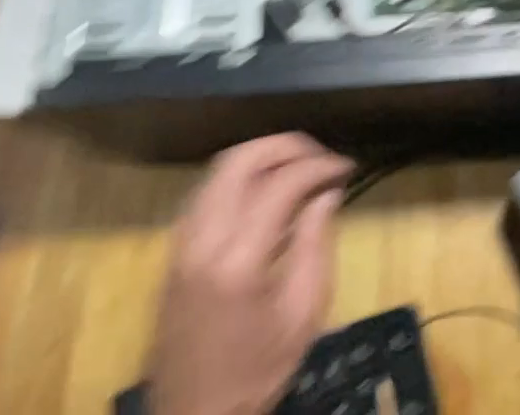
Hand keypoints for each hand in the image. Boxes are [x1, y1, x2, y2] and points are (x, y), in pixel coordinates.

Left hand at [147, 134, 354, 414]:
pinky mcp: (174, 249)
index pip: (280, 185)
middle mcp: (202, 240)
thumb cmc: (256, 372)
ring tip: (298, 168)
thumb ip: (315, 246)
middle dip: (286, 147)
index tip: (345, 167)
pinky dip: (237, 178)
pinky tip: (263, 192)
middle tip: (320, 157)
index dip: (318, 166)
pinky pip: (205, 191)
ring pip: (217, 169)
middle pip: (240, 160)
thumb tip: (326, 193)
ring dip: (260, 157)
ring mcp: (181, 242)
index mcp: (238, 261)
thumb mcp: (302, 316)